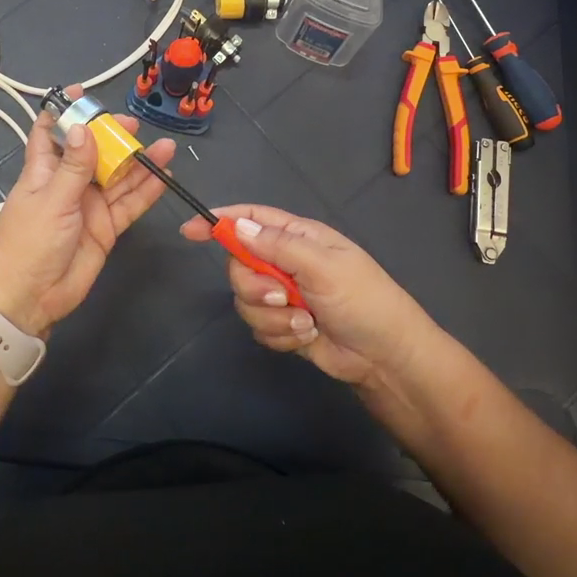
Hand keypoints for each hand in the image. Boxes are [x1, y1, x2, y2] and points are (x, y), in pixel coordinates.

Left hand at [0, 86, 175, 337]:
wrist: (28, 300)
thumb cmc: (29, 244)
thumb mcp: (51, 201)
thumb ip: (74, 167)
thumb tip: (84, 127)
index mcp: (43, 171)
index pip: (51, 133)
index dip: (64, 112)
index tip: (82, 93)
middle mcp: (67, 184)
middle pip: (93, 152)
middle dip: (112, 136)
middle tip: (133, 125)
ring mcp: (88, 206)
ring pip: (117, 177)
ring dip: (138, 162)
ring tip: (164, 146)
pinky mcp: (106, 228)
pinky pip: (129, 204)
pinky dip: (147, 190)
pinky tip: (165, 175)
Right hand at [179, 206, 433, 385]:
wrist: (385, 357)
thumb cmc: (363, 300)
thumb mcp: (323, 265)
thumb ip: (276, 246)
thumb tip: (235, 224)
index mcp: (297, 237)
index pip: (250, 219)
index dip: (219, 221)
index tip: (191, 232)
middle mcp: (285, 262)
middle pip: (239, 264)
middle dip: (254, 286)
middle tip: (281, 297)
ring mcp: (283, 295)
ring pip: (245, 300)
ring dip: (272, 317)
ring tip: (305, 323)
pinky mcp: (282, 326)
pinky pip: (258, 327)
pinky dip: (279, 335)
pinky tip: (306, 337)